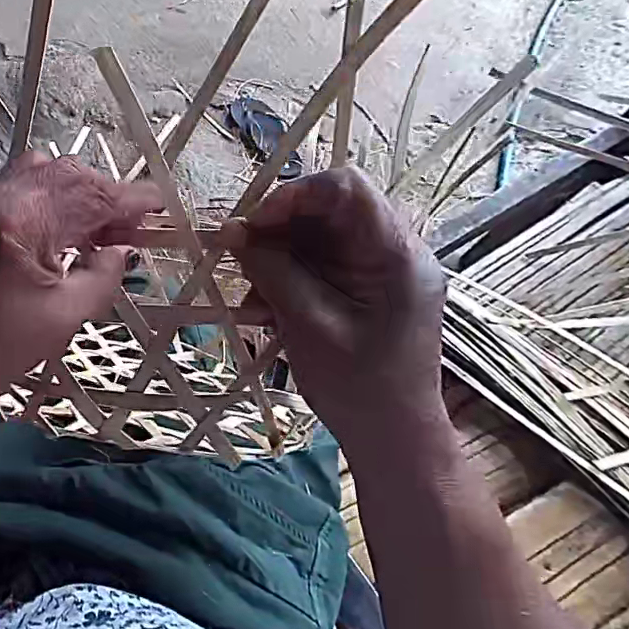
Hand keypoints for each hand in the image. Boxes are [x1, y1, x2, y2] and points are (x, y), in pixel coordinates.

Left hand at [0, 152, 161, 420]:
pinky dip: (56, 199)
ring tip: (104, 232)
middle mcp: (0, 197)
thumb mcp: (62, 319)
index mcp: (21, 221)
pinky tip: (70, 229)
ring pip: (48, 174)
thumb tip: (125, 249)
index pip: (90, 195)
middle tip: (132, 231)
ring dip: (83, 195)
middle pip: (69, 174)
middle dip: (108, 197)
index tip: (161, 207)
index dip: (131, 199)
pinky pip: (26, 186)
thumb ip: (103, 277)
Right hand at [222, 168, 446, 444]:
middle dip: (280, 226)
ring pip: (318, 231)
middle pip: (330, 207)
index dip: (295, 194)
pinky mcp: (365, 281)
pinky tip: (269, 303)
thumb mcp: (309, 326)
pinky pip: (320, 257)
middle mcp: (394, 248)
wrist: (394, 439)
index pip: (348, 189)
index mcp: (397, 254)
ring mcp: (380, 265)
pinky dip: (288, 271)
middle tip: (243, 254)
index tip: (254, 223)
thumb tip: (232, 232)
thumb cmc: (359, 389)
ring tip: (255, 291)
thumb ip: (273, 272)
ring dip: (279, 251)